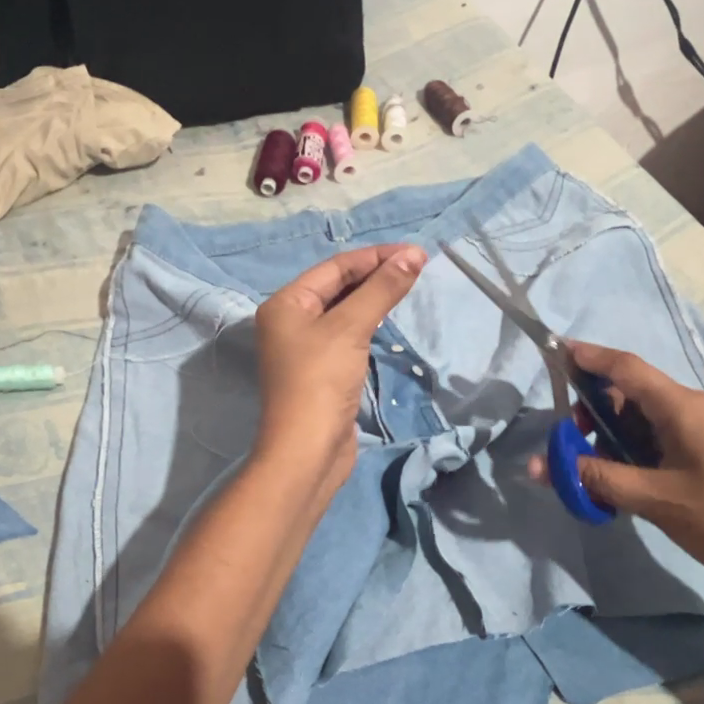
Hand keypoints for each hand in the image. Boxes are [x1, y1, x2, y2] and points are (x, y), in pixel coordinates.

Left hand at [253, 243, 425, 488]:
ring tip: (408, 286)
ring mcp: (303, 348)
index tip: (416, 253)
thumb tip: (413, 255)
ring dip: (373, 298)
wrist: (308, 450)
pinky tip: (388, 319)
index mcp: (285, 304)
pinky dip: (367, 323)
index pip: (334, 267)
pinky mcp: (320, 371)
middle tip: (417, 267)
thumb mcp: (351, 328)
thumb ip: (381, 289)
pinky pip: (346, 335)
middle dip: (375, 275)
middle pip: (336, 286)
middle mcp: (289, 321)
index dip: (375, 257)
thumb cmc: (321, 381)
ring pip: (343, 311)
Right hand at [531, 342, 703, 622]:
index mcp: (682, 408)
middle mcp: (694, 413)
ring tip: (589, 476)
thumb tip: (538, 466)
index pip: (625, 367)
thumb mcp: (658, 501)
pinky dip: (634, 459)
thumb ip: (596, 479)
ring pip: (645, 425)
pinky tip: (621, 489)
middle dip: (591, 412)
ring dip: (611, 442)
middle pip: (630, 396)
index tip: (550, 353)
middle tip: (564, 446)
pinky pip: (662, 447)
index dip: (587, 357)